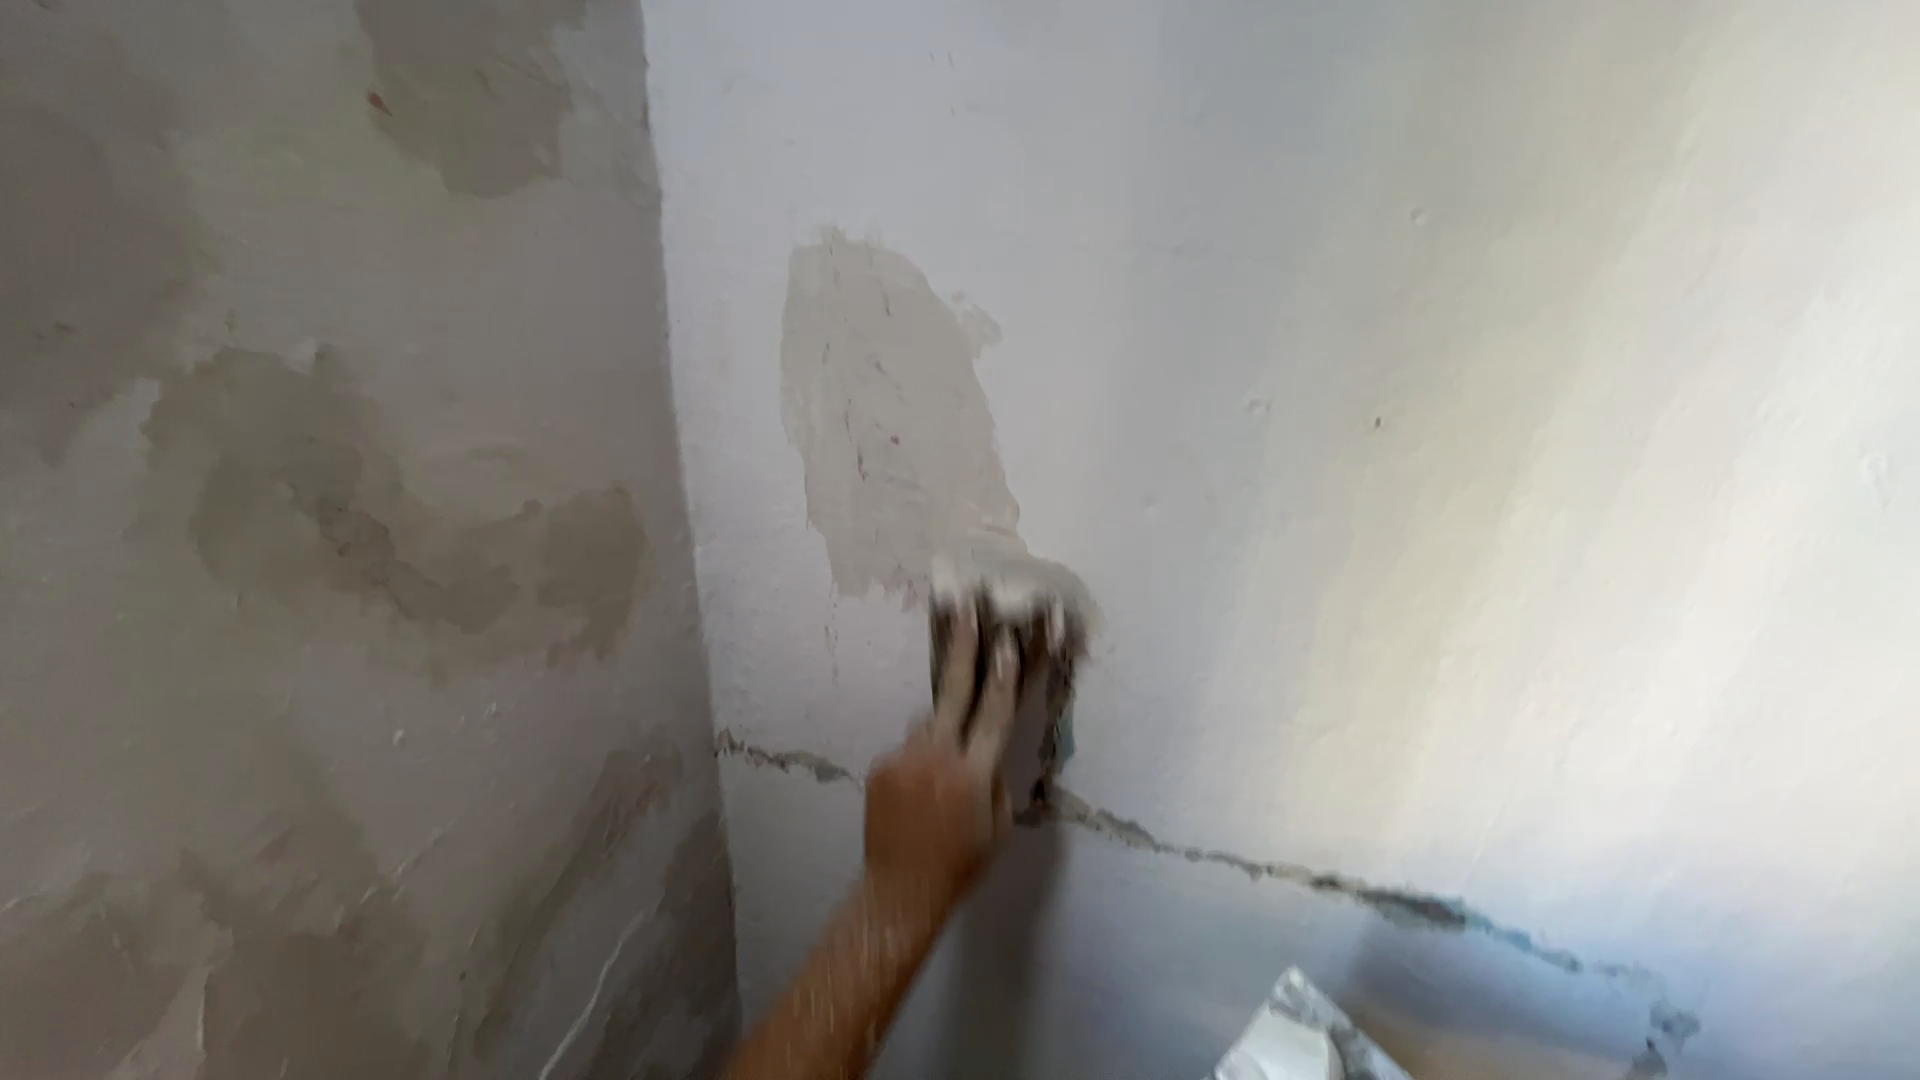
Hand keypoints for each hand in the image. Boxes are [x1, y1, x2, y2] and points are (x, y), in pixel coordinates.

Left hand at [864, 608, 1019, 900]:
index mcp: (973, 773)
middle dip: (964, 646)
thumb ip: (993, 779)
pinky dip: (917, 760)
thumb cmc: (961, 863)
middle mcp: (937, 756)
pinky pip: (907, 748)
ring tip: (938, 774)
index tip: (1006, 638)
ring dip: (939, 731)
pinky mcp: (880, 764)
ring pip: (928, 724)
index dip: (1003, 673)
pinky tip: (916, 792)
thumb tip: (979, 749)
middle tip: (966, 609)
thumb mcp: (997, 826)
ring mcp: (903, 758)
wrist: (900, 889)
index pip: (994, 711)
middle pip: (955, 690)